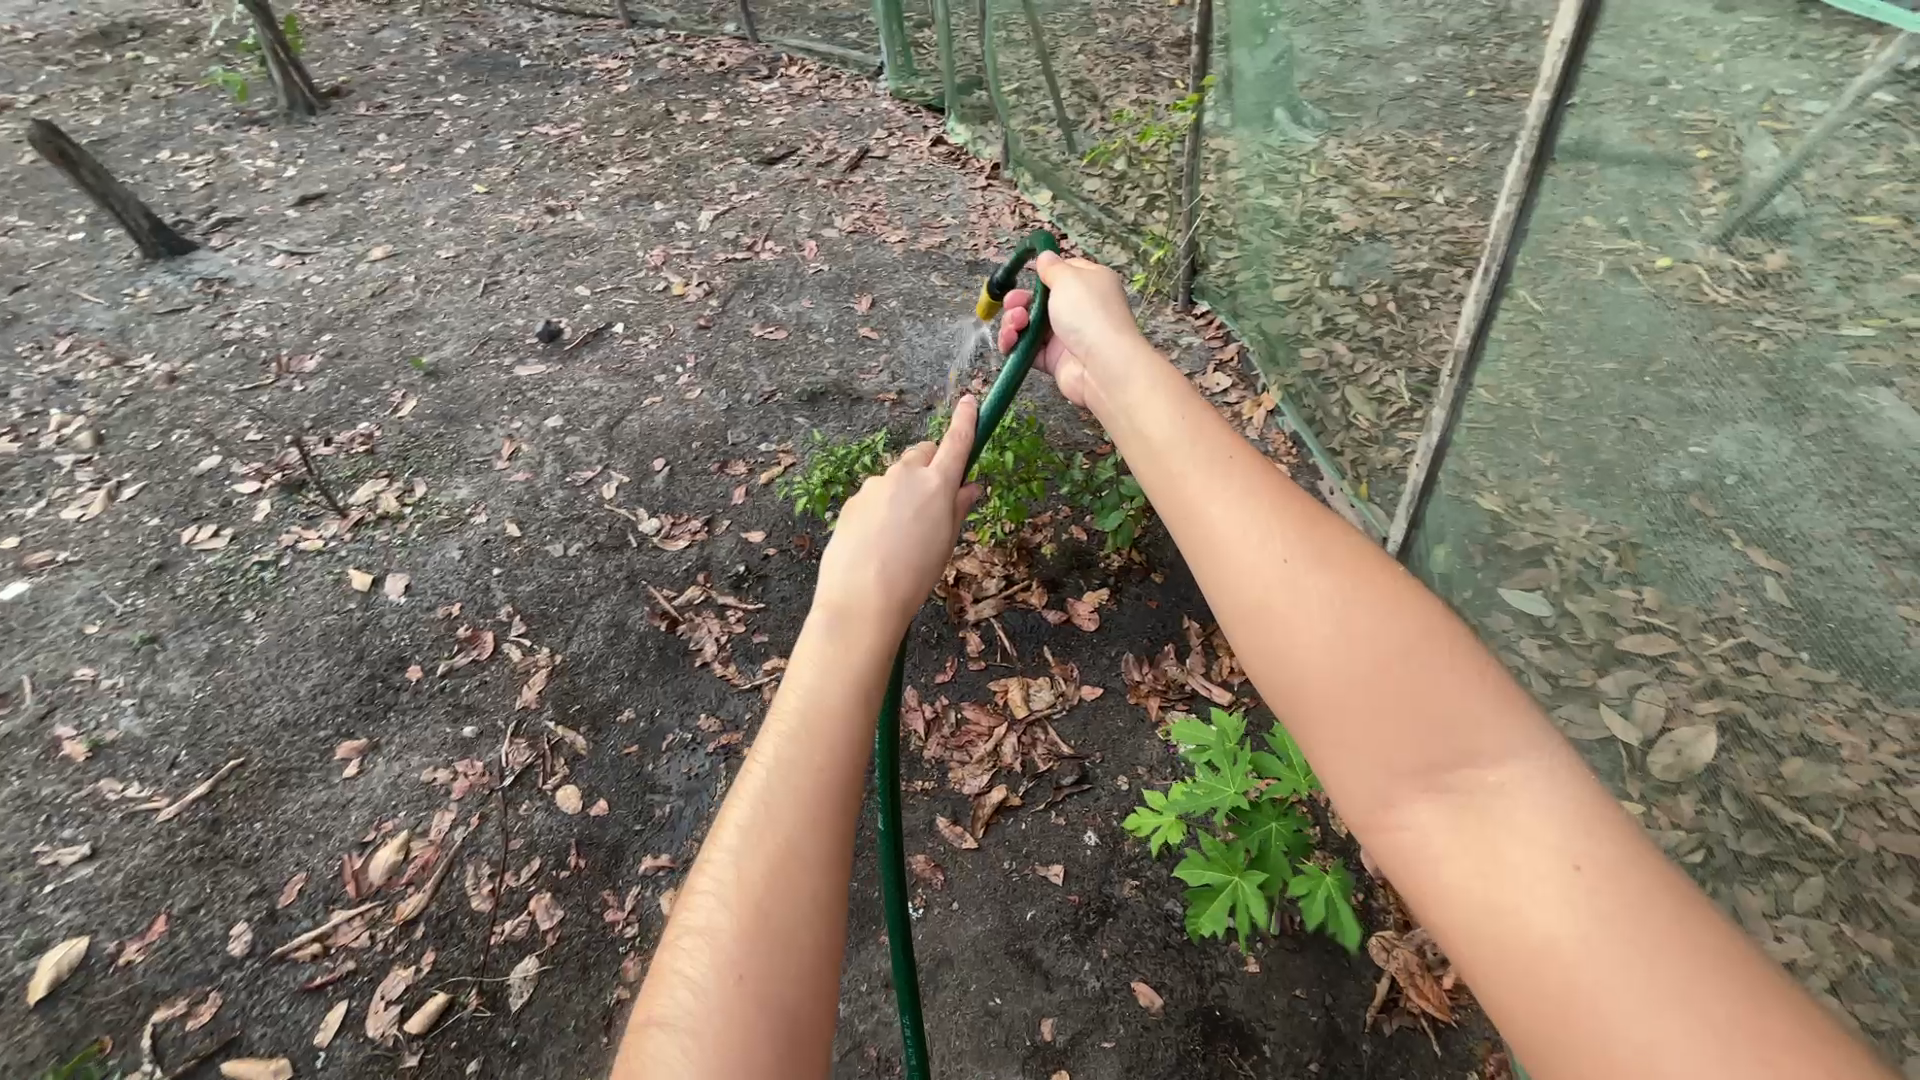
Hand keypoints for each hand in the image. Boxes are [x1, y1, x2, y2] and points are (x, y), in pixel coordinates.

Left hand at [813, 395, 982, 635]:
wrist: (863, 597)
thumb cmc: (914, 575)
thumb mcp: (947, 542)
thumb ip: (958, 507)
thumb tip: (970, 486)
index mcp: (937, 484)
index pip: (956, 441)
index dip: (965, 420)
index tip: (968, 401)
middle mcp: (905, 475)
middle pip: (923, 453)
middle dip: (931, 465)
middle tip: (935, 498)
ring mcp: (875, 485)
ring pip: (897, 477)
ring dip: (904, 492)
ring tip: (902, 535)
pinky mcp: (854, 500)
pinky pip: (875, 496)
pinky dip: (881, 509)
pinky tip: (879, 541)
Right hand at [995, 250, 1153, 409]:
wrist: (1101, 365)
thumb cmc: (1088, 313)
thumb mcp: (1069, 278)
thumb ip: (1052, 267)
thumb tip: (1045, 256)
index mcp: (1089, 283)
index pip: (1063, 273)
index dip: (1043, 274)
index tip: (1029, 275)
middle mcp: (1078, 309)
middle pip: (1039, 300)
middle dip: (1019, 300)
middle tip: (1013, 304)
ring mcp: (1064, 336)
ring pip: (1029, 325)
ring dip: (1013, 321)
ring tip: (1015, 324)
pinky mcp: (1053, 360)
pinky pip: (1027, 349)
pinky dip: (1014, 344)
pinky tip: (1009, 340)